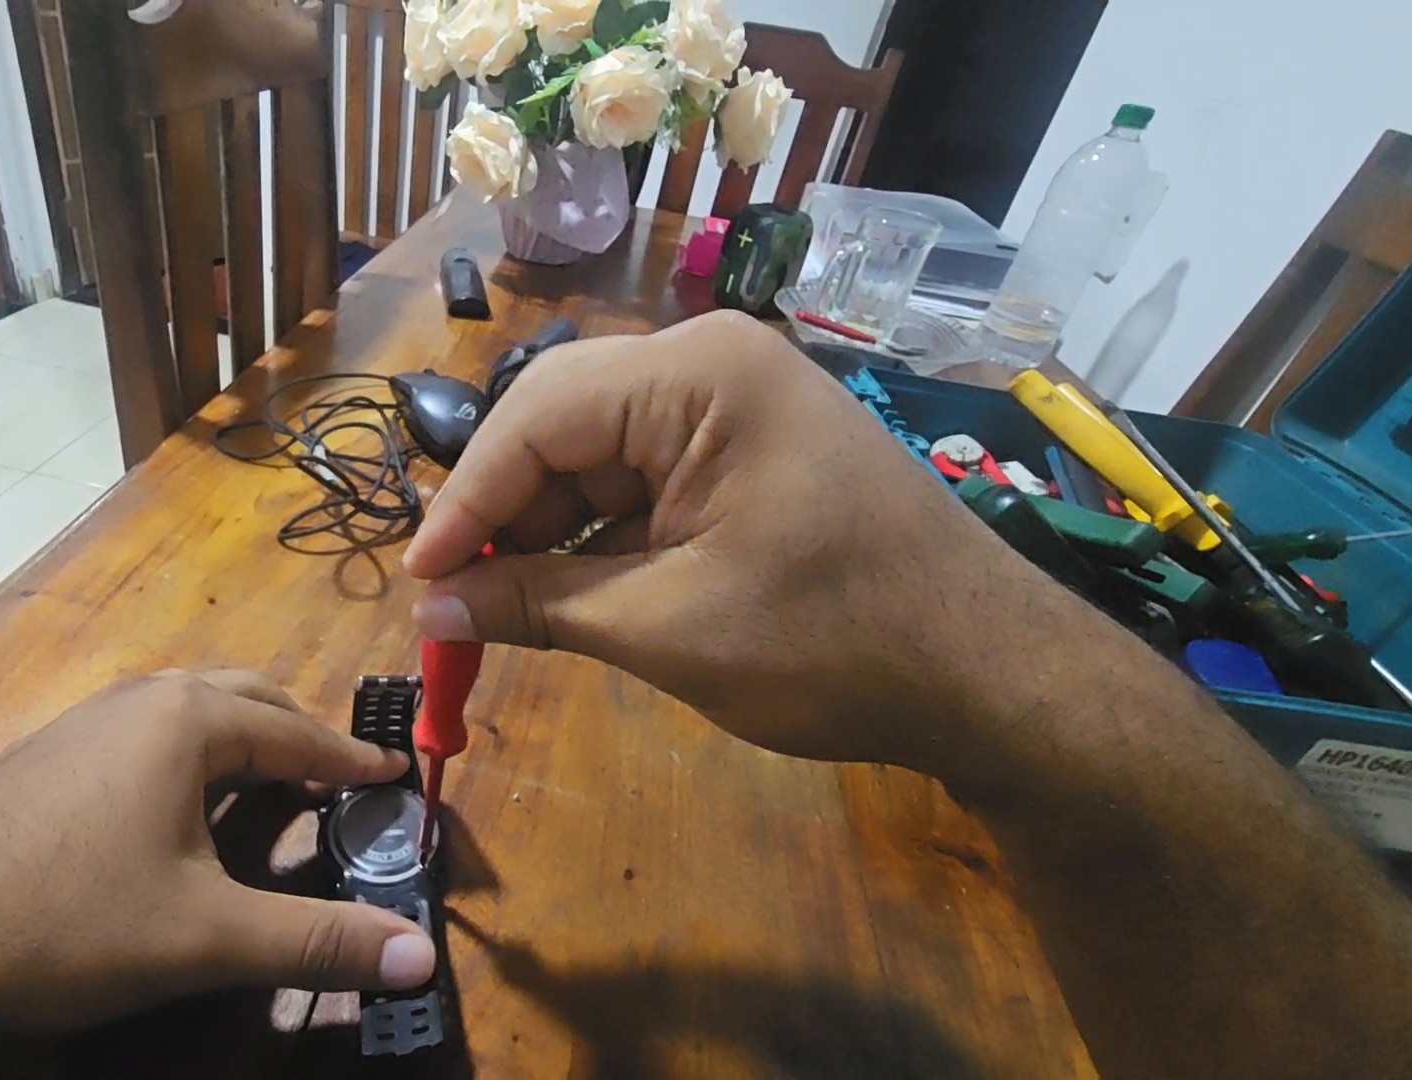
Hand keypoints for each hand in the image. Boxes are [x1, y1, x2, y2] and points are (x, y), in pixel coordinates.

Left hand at [0, 669, 436, 1031]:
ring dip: (250, 740)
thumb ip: (318, 942)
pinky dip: (200, 752)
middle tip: (336, 784)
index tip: (393, 772)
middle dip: (303, 738)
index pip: (298, 734)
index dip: (352, 760)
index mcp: (191, 719)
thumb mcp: (205, 936)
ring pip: (200, 709)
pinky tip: (190, 801)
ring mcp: (96, 716)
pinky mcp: (61, 746)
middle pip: (253, 700)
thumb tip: (421, 956)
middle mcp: (148, 698)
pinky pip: (157, 729)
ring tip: (275, 787)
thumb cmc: (67, 921)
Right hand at [403, 311, 1073, 769]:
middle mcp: (707, 365)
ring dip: (544, 532)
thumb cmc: (835, 647)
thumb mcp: (666, 627)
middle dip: (504, 512)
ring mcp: (726, 406)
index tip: (420, 579)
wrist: (991, 678)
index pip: (537, 417)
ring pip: (591, 460)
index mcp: (697, 374)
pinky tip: (567, 589)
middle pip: (558, 426)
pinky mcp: (736, 452)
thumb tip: (429, 612)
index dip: (467, 501)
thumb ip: (534, 606)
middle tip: (455, 591)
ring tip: (502, 603)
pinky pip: (635, 484)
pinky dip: (593, 539)